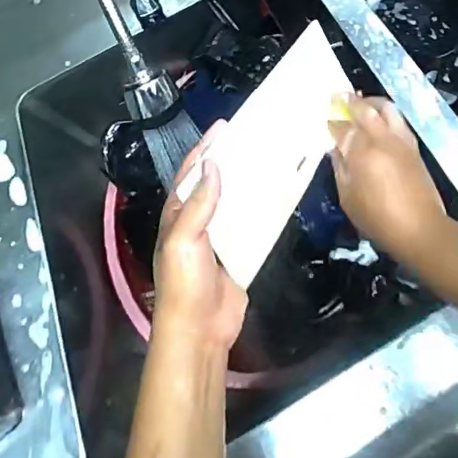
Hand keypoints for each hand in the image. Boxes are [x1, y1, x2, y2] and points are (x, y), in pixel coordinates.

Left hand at [151, 122, 246, 352]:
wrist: (200, 331)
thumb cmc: (183, 282)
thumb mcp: (184, 239)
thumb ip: (198, 204)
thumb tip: (212, 166)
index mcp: (178, 212)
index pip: (192, 172)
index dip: (205, 148)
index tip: (222, 127)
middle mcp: (198, 219)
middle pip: (216, 181)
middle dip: (230, 159)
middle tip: (252, 137)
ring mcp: (219, 236)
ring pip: (235, 200)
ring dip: (249, 182)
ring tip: (268, 158)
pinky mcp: (239, 252)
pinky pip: (252, 224)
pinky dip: (263, 209)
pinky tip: (278, 195)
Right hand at [328, 96, 449, 261]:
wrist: (421, 230)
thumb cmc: (378, 218)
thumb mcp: (347, 197)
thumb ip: (340, 167)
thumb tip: (337, 148)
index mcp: (361, 152)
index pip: (342, 127)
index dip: (332, 122)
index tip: (327, 121)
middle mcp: (381, 139)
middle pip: (364, 109)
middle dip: (350, 101)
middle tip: (340, 97)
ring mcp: (400, 141)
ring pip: (386, 108)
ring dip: (372, 102)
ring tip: (363, 104)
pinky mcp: (414, 147)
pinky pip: (398, 120)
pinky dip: (386, 114)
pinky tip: (380, 122)